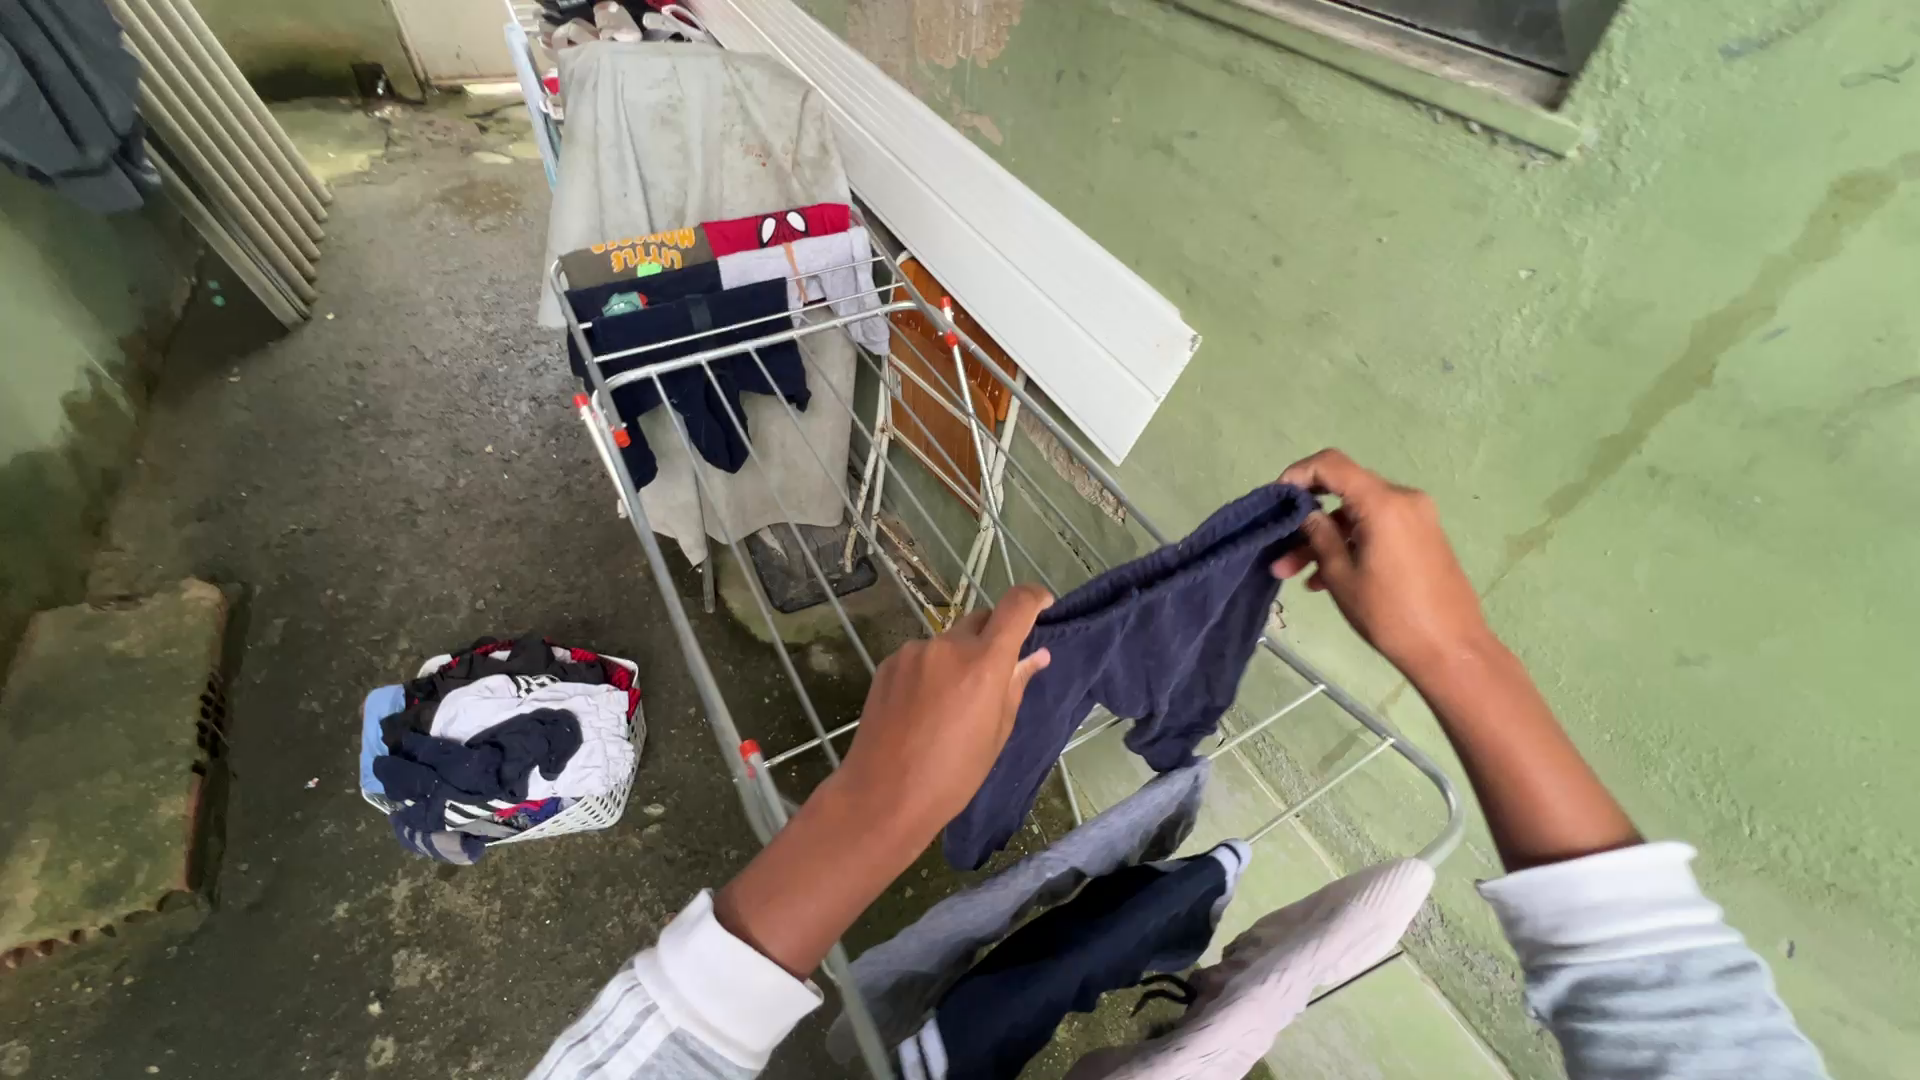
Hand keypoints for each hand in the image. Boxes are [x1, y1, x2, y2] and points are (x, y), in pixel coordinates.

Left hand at [714, 585, 1053, 976]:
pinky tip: (922, 707)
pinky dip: (931, 669)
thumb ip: (1015, 684)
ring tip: (951, 704)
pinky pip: (921, 655)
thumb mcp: (997, 732)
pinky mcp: (888, 662)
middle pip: (980, 620)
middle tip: (994, 675)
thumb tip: (1035, 655)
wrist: (883, 794)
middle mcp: (948, 645)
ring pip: (948, 641)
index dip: (1034, 598)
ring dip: (959, 658)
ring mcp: (913, 651)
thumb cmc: (953, 775)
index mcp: (984, 662)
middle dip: (993, 637)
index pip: (1016, 606)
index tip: (1042, 605)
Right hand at [1270, 449, 1493, 679]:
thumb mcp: (1340, 575)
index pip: (1332, 464)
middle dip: (1306, 518)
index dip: (1298, 474)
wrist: (1450, 649)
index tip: (1275, 498)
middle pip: (1342, 492)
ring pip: (1355, 516)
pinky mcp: (1420, 537)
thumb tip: (1306, 513)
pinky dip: (1347, 544)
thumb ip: (1318, 535)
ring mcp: (1415, 519)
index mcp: (1384, 504)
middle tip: (1278, 547)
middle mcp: (1404, 500)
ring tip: (1292, 573)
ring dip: (1323, 539)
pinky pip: (1374, 529)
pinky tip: (1323, 579)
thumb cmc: (1389, 613)